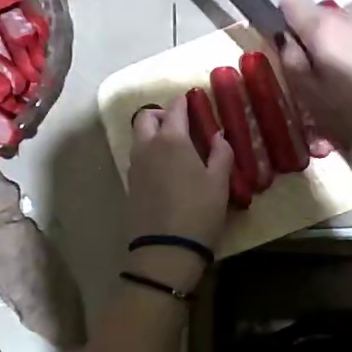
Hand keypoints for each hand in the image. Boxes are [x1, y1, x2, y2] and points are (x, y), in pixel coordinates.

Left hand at [126, 94, 232, 253]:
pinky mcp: (129, 185)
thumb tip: (219, 136)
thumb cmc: (199, 212)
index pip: (175, 108)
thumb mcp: (219, 183)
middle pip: (146, 117)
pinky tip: (165, 170)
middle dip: (162, 114)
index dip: (186, 102)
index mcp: (172, 140)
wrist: (165, 249)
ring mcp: (134, 166)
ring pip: (138, 137)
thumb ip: (221, 154)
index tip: (195, 103)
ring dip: (153, 134)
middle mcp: (148, 147)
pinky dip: (149, 154)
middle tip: (181, 125)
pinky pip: (137, 158)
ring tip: (175, 148)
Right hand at [275, 0, 351, 159]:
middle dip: (316, 49)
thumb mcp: (313, 99)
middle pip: (320, 23)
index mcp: (324, 25)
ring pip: (348, 33)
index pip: (288, 4)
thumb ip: (292, 64)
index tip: (288, 57)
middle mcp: (351, 12)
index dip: (282, 27)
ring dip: (343, 56)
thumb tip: (286, 41)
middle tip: (320, 89)